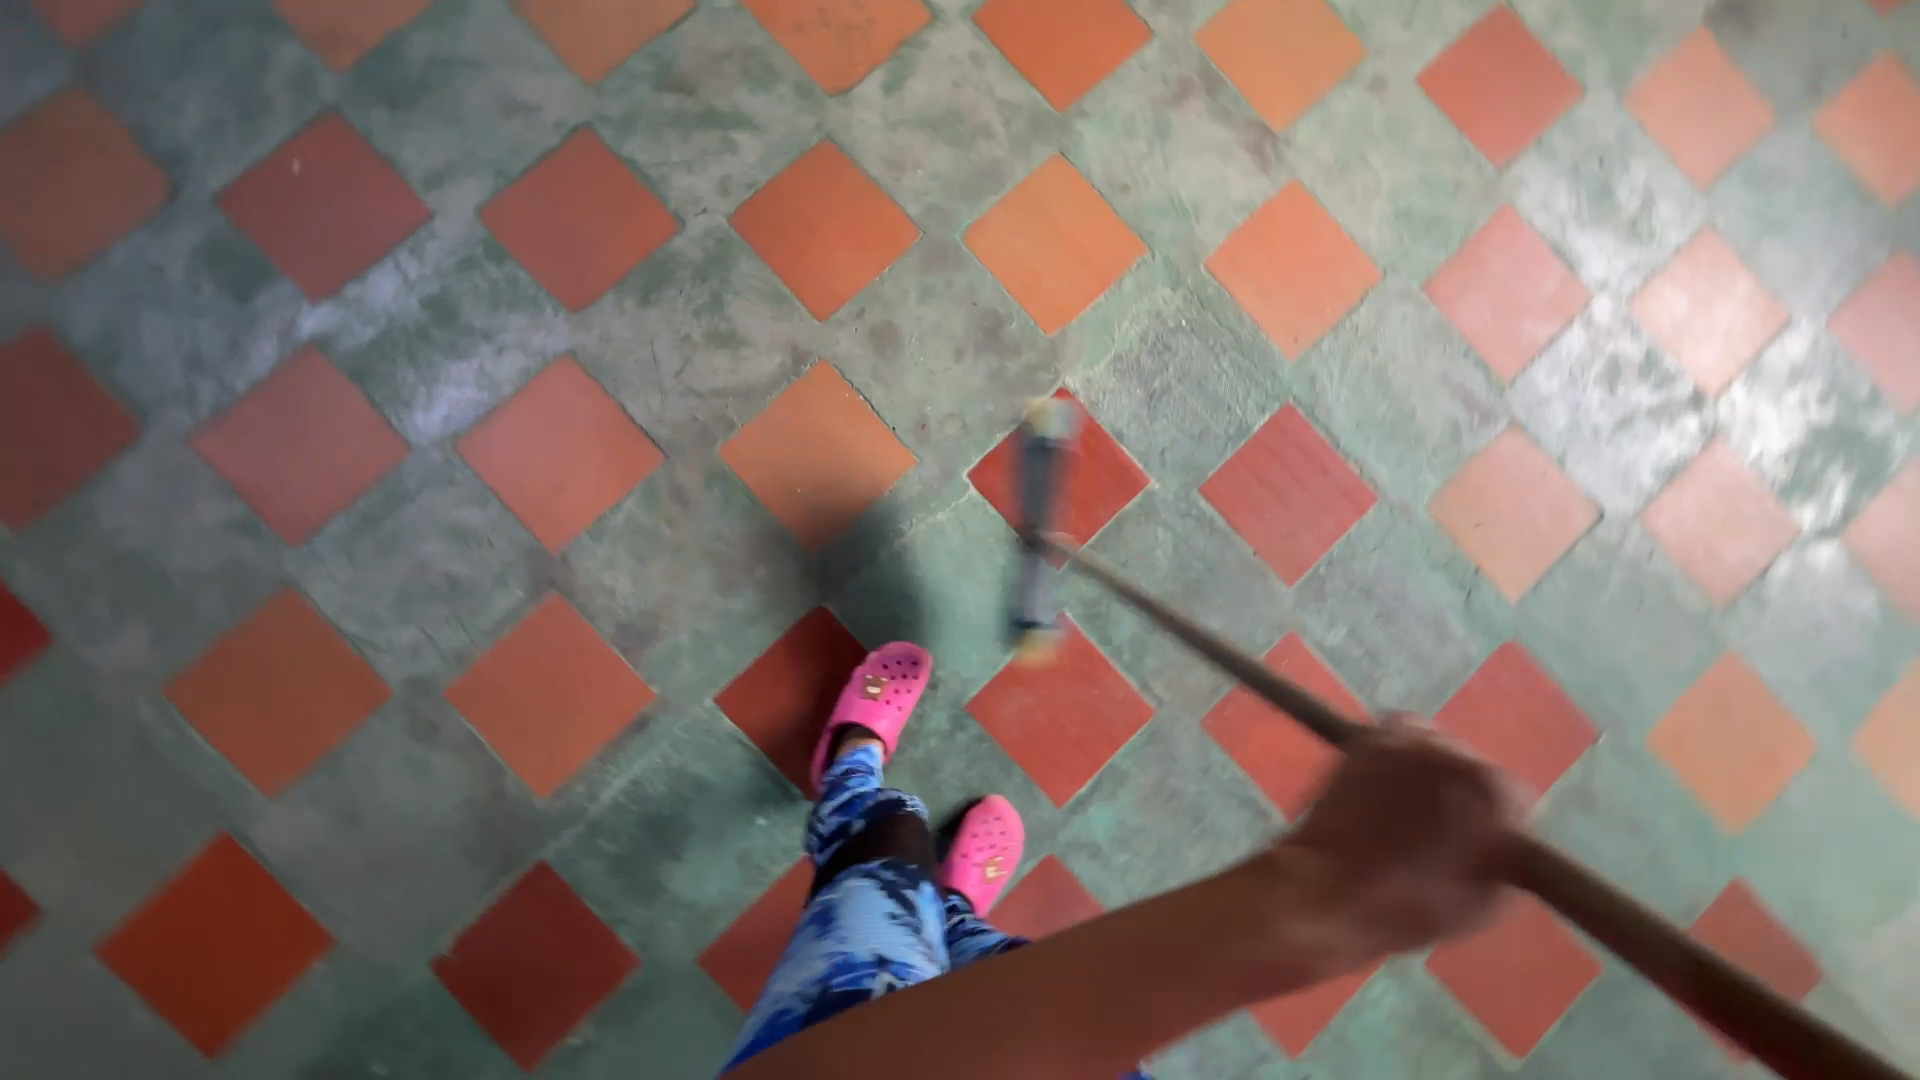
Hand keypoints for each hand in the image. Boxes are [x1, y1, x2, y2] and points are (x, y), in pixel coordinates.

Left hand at [1270, 723, 1515, 964]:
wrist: (1331, 885)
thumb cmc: (1412, 904)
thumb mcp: (1489, 900)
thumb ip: (1511, 858)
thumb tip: (1508, 839)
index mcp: (1494, 793)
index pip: (1515, 796)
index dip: (1500, 821)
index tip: (1483, 841)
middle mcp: (1456, 753)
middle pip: (1472, 766)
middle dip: (1463, 791)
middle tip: (1441, 825)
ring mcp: (1407, 740)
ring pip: (1436, 745)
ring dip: (1431, 767)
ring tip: (1411, 802)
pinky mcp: (1367, 738)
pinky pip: (1398, 733)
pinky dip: (1400, 749)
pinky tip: (1390, 777)